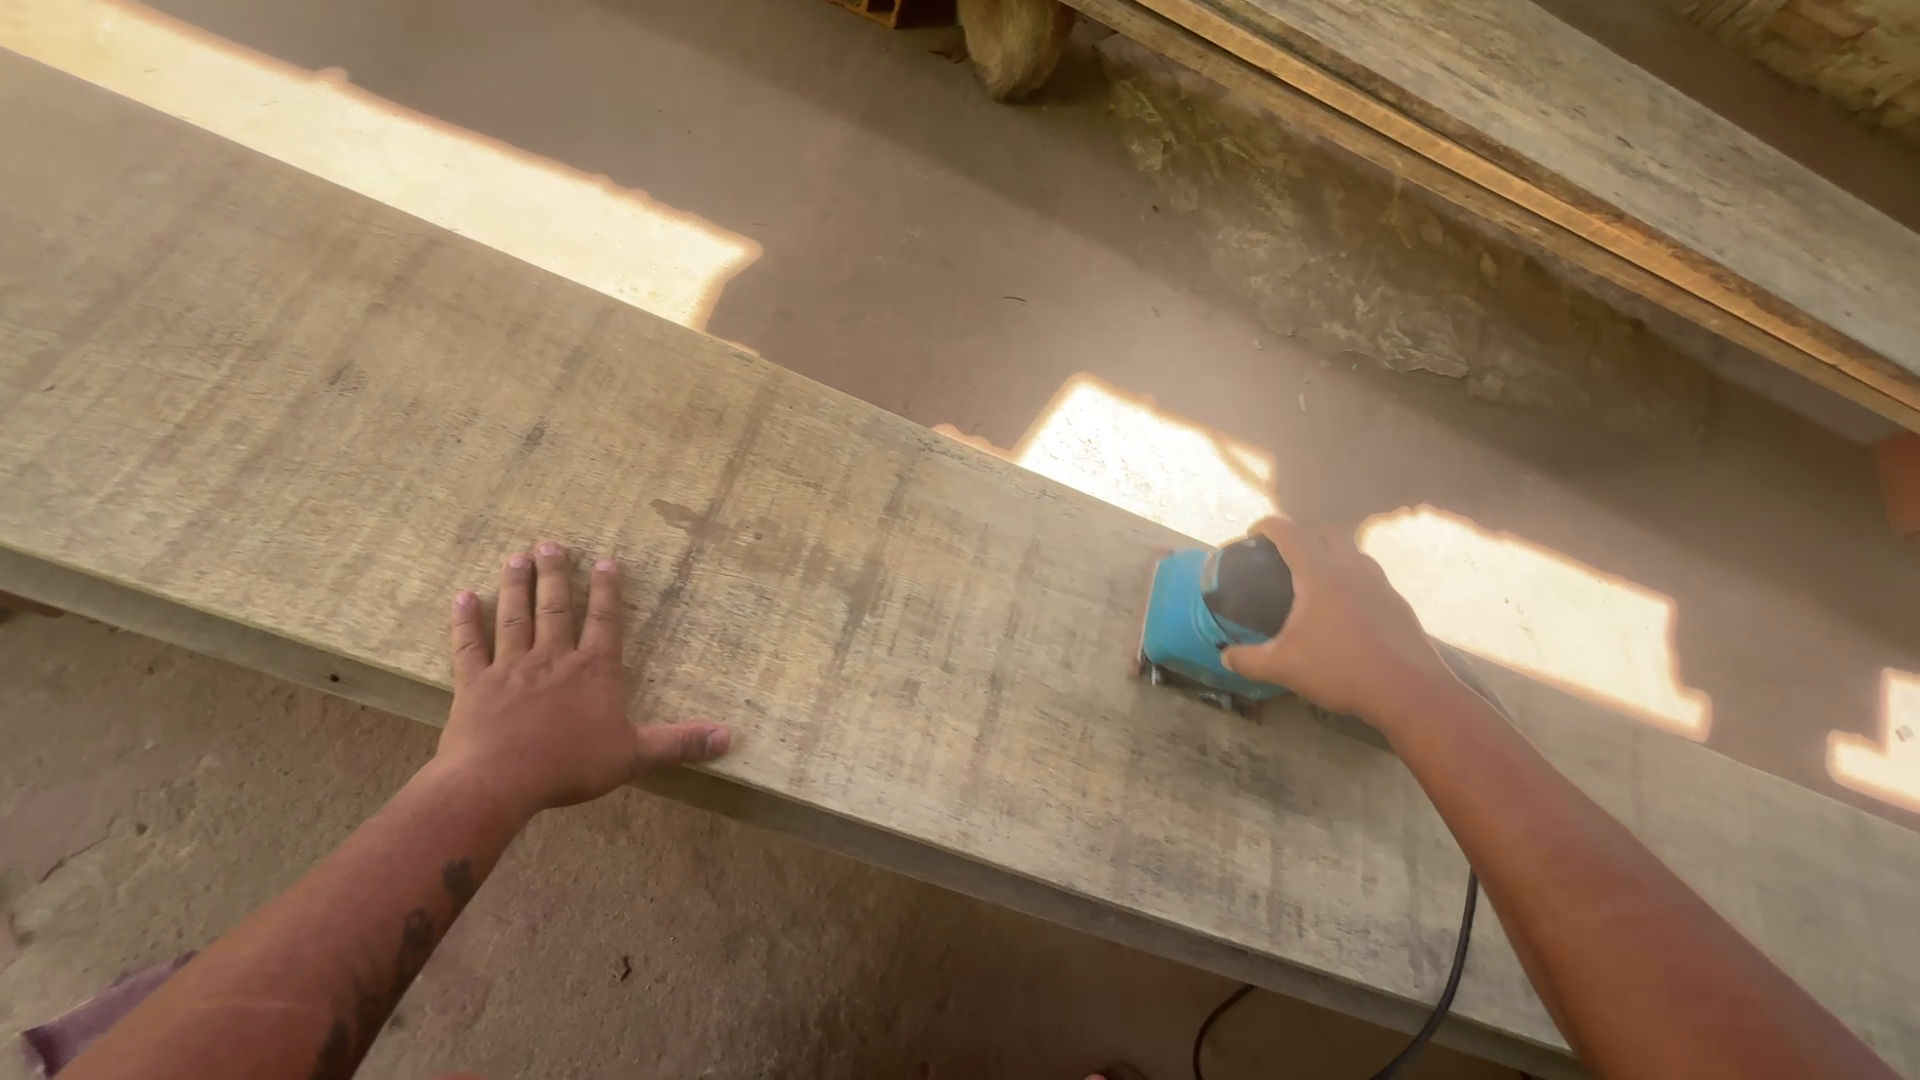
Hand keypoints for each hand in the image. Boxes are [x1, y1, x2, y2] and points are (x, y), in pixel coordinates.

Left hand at [439, 541, 729, 818]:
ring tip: (518, 557)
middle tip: (551, 543)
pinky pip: (469, 646)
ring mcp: (510, 668)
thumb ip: (679, 743)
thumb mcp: (634, 756)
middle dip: (556, 574)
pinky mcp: (474, 685)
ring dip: (516, 585)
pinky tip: (463, 597)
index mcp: (594, 670)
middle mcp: (553, 659)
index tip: (606, 560)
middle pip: (556, 607)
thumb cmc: (570, 766)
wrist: (497, 782)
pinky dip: (465, 621)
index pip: (605, 620)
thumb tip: (728, 738)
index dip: (607, 590)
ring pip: (515, 617)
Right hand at [1220, 517, 1458, 731]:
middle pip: (1324, 532)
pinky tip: (1340, 606)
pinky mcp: (1395, 601)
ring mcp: (1379, 582)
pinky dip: (1348, 575)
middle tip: (1281, 555)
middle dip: (1300, 534)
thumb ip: (1248, 660)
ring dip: (1328, 552)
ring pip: (1350, 550)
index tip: (1252, 533)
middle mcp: (1351, 568)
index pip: (1290, 532)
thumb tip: (1225, 656)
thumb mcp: (1283, 668)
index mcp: (1320, 573)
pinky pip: (1366, 573)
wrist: (1410, 692)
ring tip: (1310, 578)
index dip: (1268, 526)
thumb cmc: (1342, 670)